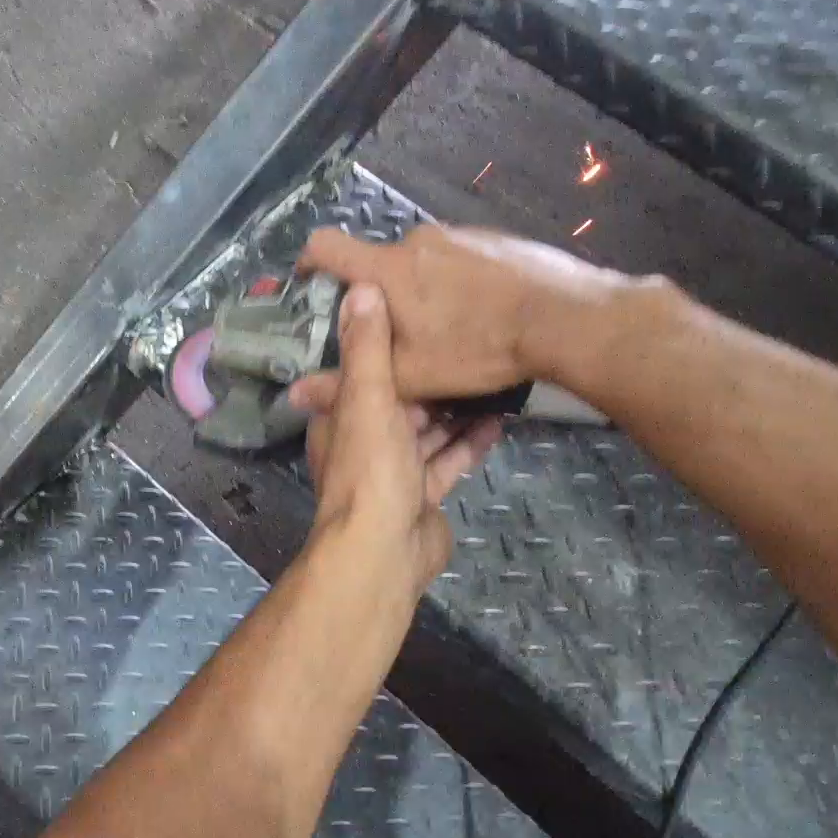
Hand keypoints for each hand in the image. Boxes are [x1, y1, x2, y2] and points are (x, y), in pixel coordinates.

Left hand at [287, 284, 502, 594]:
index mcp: (338, 417)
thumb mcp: (367, 397)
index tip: (424, 322)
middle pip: (399, 403)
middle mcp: (360, 442)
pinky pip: (445, 461)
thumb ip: (367, 347)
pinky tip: (499, 421)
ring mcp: (391, 472)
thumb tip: (359, 288)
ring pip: (425, 432)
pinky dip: (466, 443)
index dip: (390, 350)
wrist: (384, 549)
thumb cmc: (370, 468)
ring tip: (495, 379)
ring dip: (454, 411)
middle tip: (473, 347)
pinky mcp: (420, 495)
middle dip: (432, 381)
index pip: (361, 375)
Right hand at [296, 224, 629, 398]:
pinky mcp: (495, 238)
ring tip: (443, 331)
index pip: (326, 246)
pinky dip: (454, 283)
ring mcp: (460, 234)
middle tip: (393, 336)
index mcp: (386, 269)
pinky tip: (479, 315)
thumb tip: (294, 396)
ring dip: (418, 291)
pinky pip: (455, 258)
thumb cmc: (478, 347)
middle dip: (376, 297)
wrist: (572, 319)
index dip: (307, 262)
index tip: (307, 284)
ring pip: (418, 263)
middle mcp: (417, 241)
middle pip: (376, 263)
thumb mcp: (408, 377)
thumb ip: (346, 383)